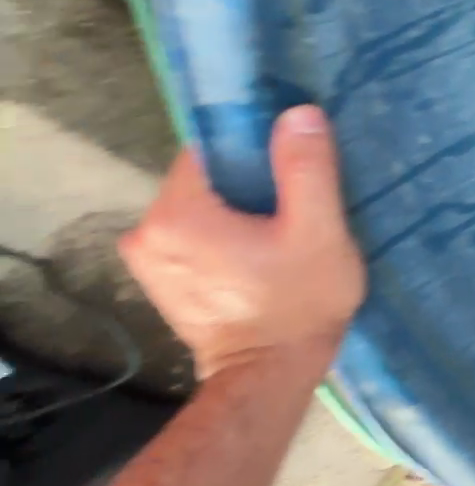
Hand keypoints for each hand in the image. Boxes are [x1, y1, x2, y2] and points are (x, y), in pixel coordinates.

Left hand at [121, 106, 366, 381]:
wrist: (271, 372)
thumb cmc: (299, 298)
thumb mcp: (318, 228)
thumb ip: (306, 168)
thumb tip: (298, 113)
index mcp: (176, 213)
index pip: (210, 149)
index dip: (257, 145)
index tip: (299, 158)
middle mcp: (145, 232)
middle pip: (208, 177)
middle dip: (256, 178)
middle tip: (306, 195)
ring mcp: (150, 260)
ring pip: (205, 205)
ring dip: (246, 205)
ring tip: (293, 221)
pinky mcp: (165, 279)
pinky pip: (200, 231)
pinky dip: (233, 229)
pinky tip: (270, 246)